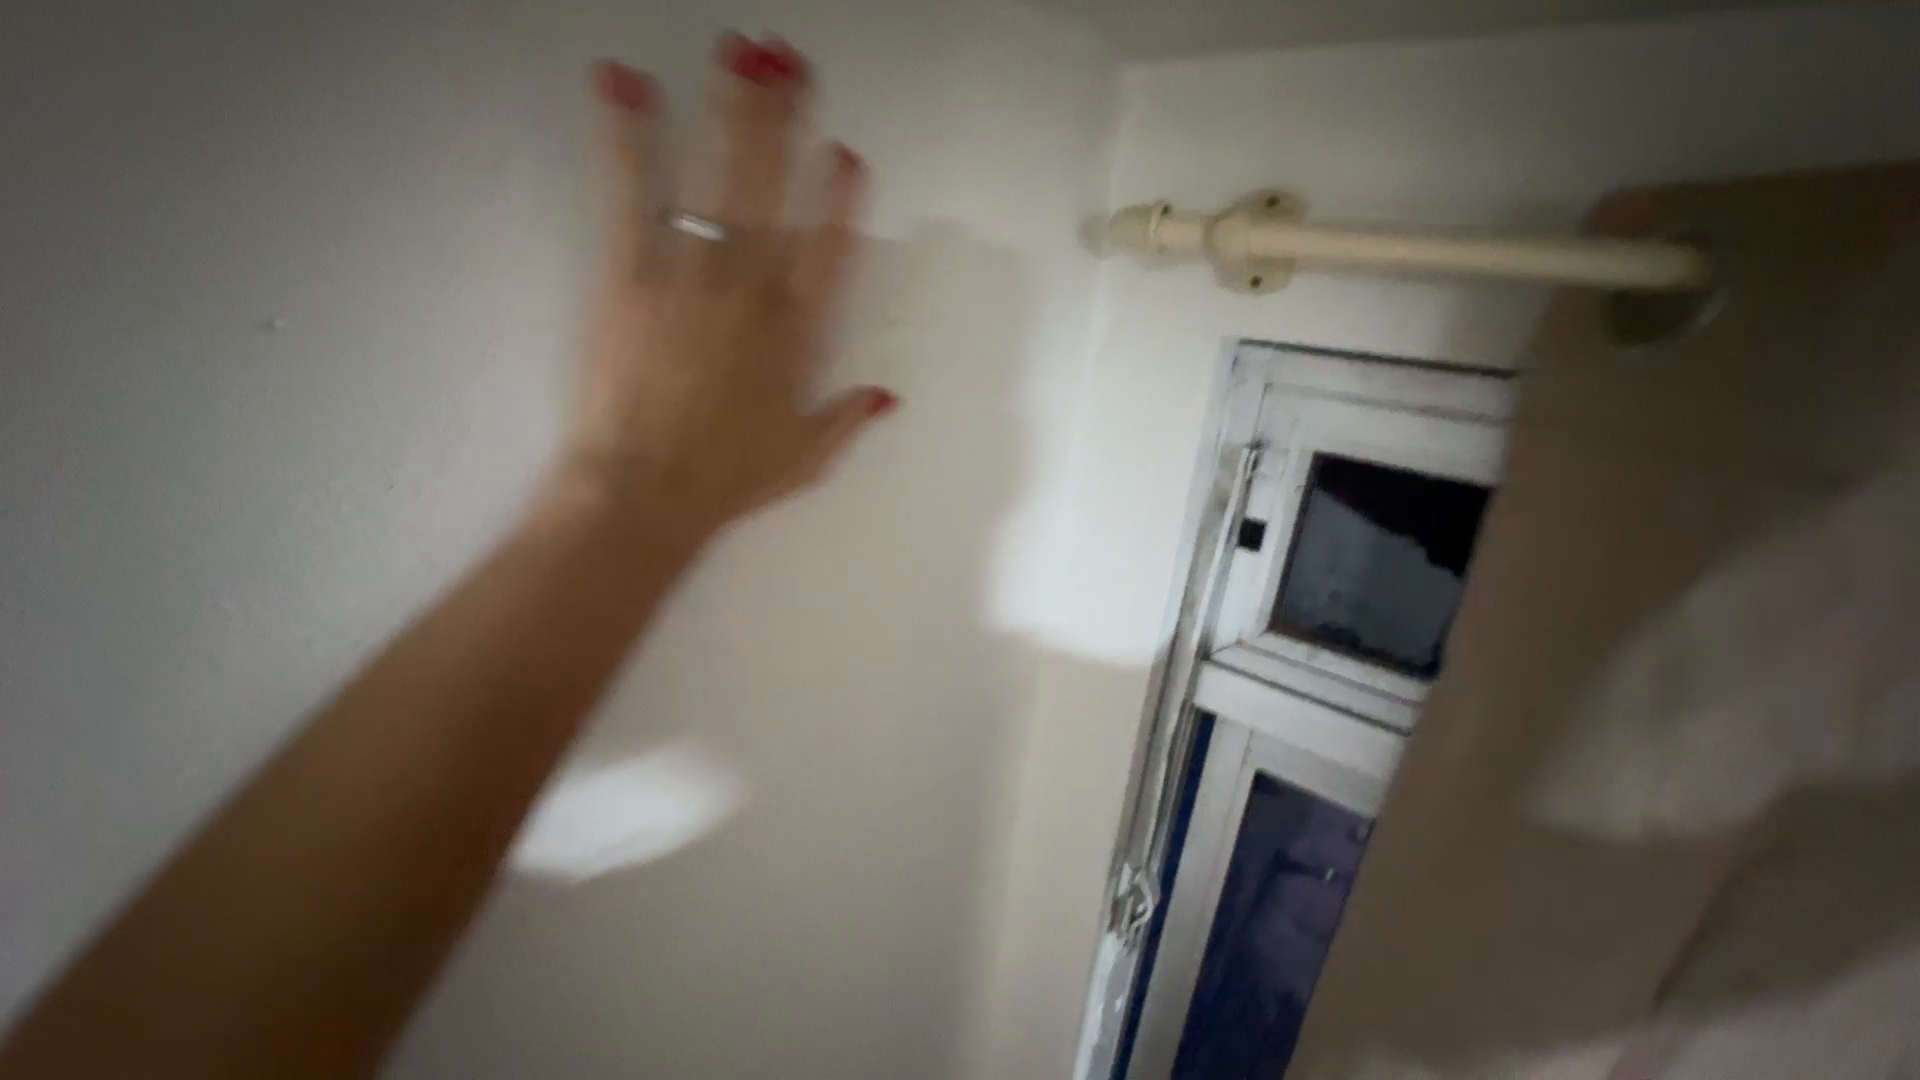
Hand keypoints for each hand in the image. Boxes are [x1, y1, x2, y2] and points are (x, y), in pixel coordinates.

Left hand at [558, 36, 896, 544]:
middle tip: (788, 58)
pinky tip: (620, 80)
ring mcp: (692, 274)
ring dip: (731, 108)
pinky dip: (625, 133)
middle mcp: (753, 289)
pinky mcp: (630, 273)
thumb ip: (848, 418)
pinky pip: (630, 192)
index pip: (830, 249)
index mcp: (798, 332)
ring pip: (719, 176)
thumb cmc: (729, 478)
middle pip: (777, 190)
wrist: (645, 491)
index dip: (839, 196)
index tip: (845, 152)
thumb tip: (887, 395)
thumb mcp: (805, 457)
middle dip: (785, 120)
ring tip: (737, 48)